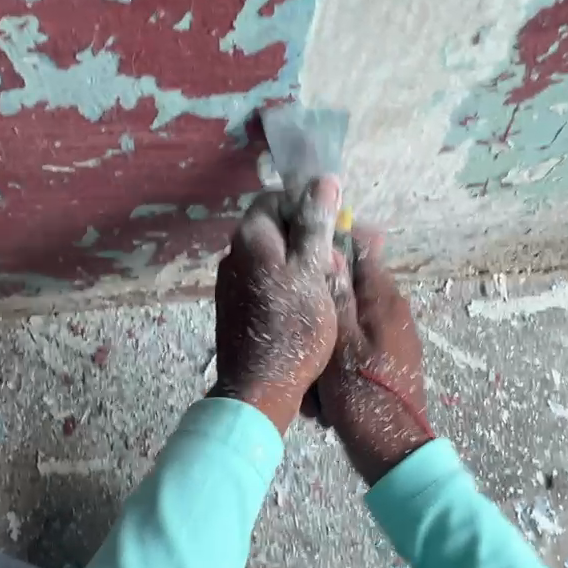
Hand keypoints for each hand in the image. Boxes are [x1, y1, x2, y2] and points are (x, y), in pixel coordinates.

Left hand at [209, 177, 342, 432]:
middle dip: (308, 238)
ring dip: (301, 264)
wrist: (259, 387)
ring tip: (326, 286)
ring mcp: (232, 283)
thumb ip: (316, 224)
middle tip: (335, 262)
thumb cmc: (293, 327)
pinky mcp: (236, 307)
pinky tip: (306, 306)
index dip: (306, 206)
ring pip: (273, 258)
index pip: (274, 199)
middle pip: (274, 229)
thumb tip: (324, 180)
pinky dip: (288, 285)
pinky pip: (266, 282)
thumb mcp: (313, 270)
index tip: (333, 228)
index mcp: (250, 238)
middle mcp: (234, 255)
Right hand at [318, 230, 433, 483]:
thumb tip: (330, 246)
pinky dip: (334, 345)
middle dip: (323, 287)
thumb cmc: (361, 392)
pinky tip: (315, 364)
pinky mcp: (384, 355)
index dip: (332, 238)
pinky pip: (353, 337)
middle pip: (351, 279)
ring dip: (326, 321)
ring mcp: (391, 332)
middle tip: (292, 297)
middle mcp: (392, 308)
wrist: (391, 448)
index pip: (363, 245)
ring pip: (348, 311)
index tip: (301, 244)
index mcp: (383, 297)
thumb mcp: (339, 340)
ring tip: (300, 336)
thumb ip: (335, 293)